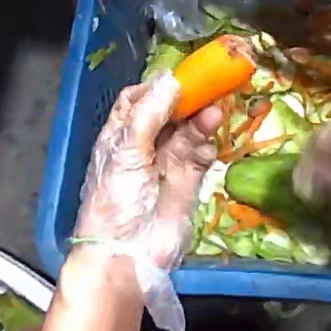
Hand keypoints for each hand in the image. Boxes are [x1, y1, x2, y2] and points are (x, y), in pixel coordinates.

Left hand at [73, 74, 221, 322]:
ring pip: (189, 130)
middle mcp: (144, 144)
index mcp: (120, 134)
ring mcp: (168, 162)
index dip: (156, 86)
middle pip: (169, 111)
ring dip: (202, 118)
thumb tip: (172, 80)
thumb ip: (150, 114)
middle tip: (209, 84)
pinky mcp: (189, 179)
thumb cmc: (116, 198)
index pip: (138, 100)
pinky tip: (213, 134)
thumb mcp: (125, 150)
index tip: (179, 77)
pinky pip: (202, 153)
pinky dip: (208, 142)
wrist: (127, 253)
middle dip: (187, 99)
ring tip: (215, 111)